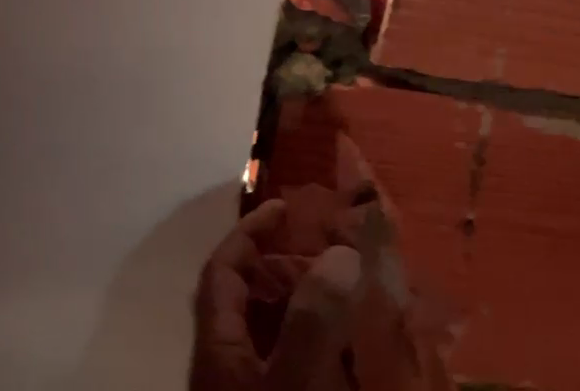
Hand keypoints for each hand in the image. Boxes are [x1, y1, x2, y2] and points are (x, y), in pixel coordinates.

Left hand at [190, 173, 452, 390]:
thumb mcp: (292, 386)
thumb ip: (311, 321)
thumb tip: (339, 254)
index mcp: (219, 353)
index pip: (222, 274)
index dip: (248, 234)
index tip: (284, 206)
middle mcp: (231, 372)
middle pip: (250, 303)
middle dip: (288, 268)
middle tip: (334, 251)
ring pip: (277, 338)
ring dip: (311, 309)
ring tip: (355, 293)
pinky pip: (300, 371)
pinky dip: (325, 351)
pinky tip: (360, 352)